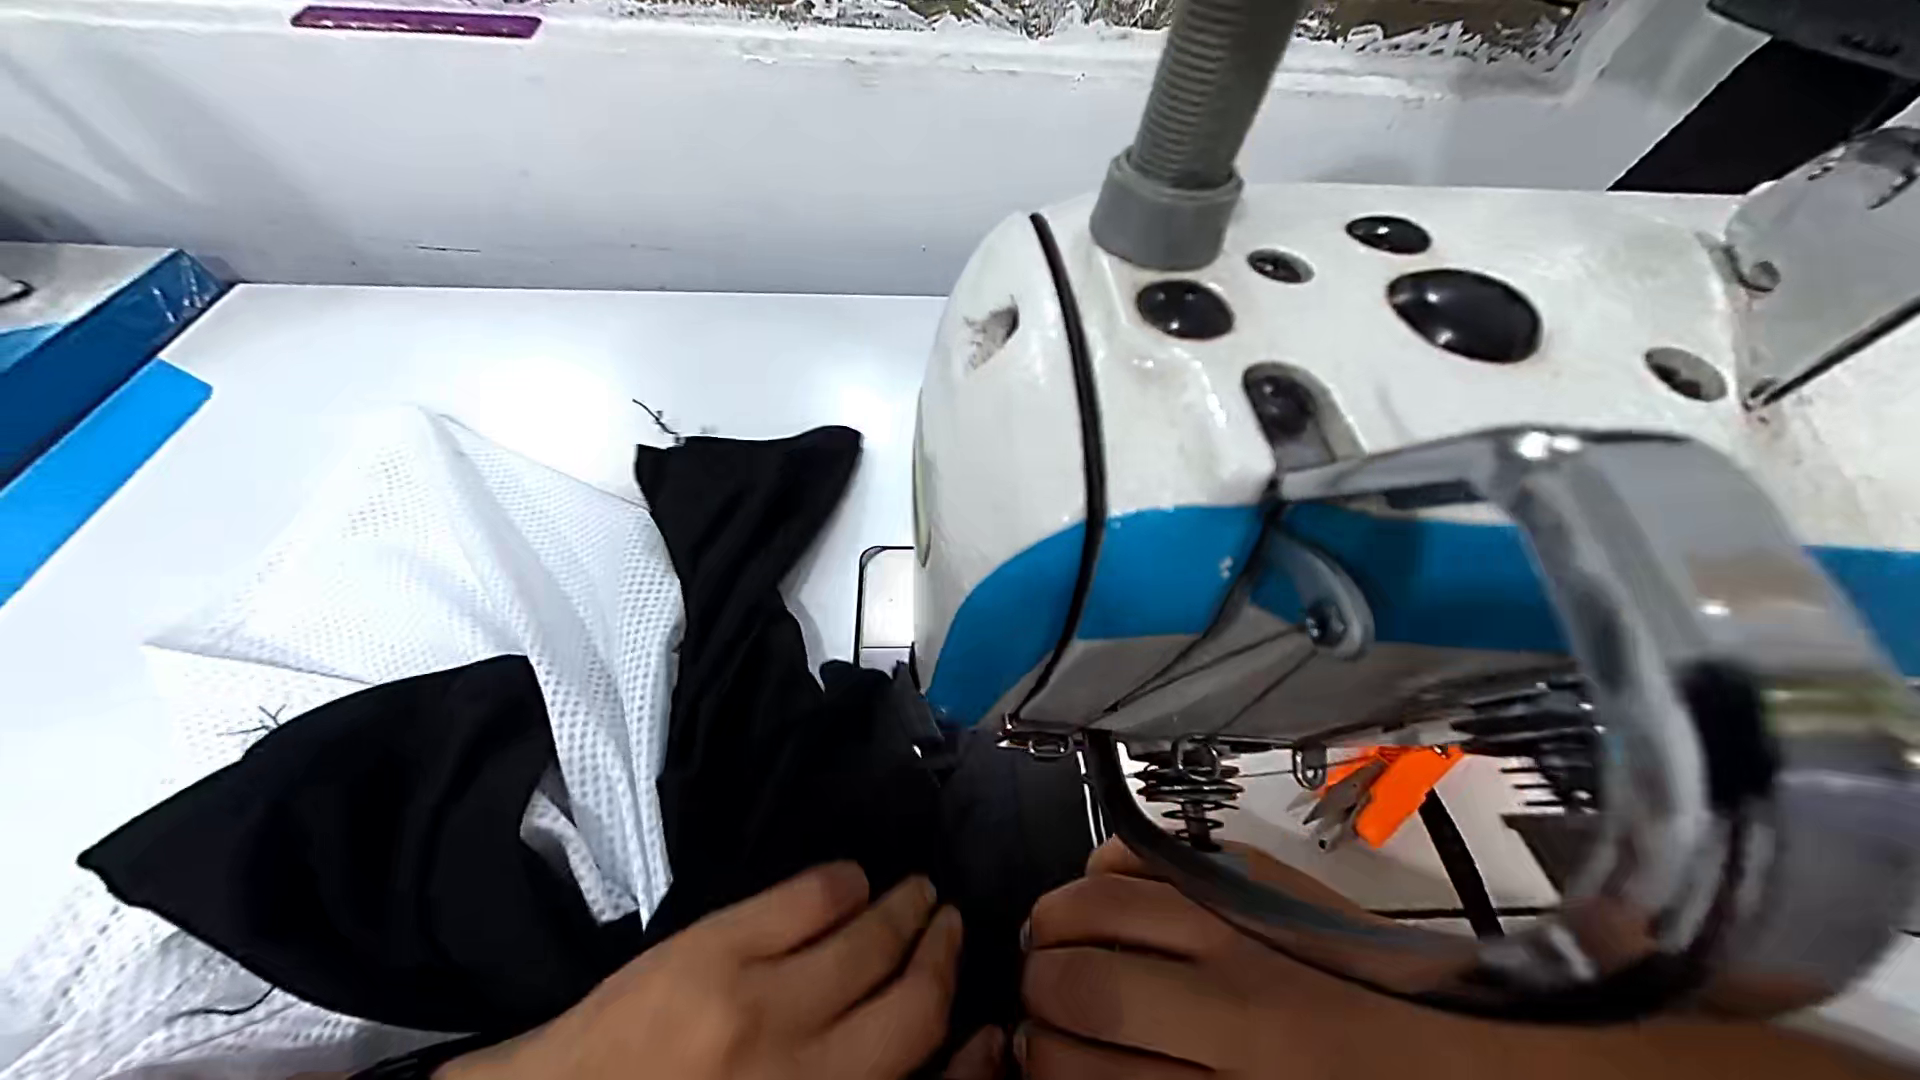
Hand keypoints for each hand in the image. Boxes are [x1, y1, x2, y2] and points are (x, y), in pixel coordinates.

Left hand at [440, 862, 972, 1079]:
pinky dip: (845, 884)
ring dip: (905, 908)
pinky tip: (855, 881)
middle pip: (912, 1000)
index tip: (984, 1016)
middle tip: (950, 923)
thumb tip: (927, 1058)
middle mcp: (801, 1073)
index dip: (971, 1046)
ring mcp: (758, 1004)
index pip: (921, 1066)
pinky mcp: (717, 948)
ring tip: (920, 892)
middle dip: (942, 954)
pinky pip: (811, 897)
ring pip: (869, 938)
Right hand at [1018, 839, 1911, 1079]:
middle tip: (1033, 1005)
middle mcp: (1238, 1011)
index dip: (1040, 1074)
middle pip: (1084, 989)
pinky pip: (1151, 856)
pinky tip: (1102, 890)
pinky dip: (1108, 869)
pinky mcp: (1260, 880)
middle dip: (1035, 997)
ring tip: (1047, 940)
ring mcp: (1248, 928)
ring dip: (1054, 923)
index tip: (1030, 1070)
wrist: (1528, 1075)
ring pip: (1101, 907)